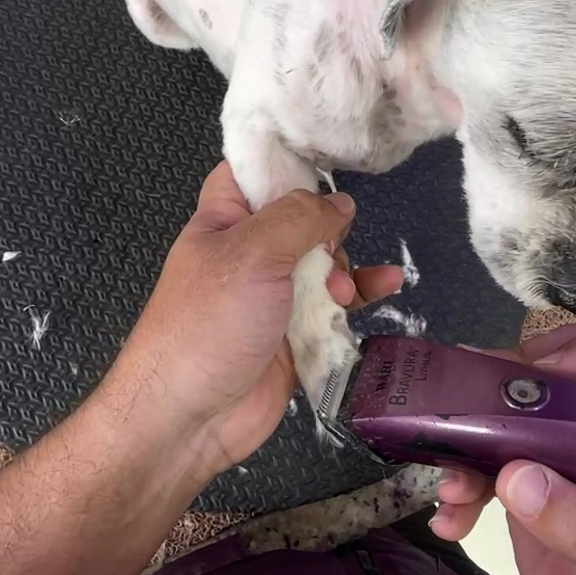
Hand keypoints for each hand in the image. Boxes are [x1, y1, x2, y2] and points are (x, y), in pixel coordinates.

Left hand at [102, 161, 402, 481]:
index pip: (252, 170)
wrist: (189, 418)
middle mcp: (249, 252)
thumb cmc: (208, 323)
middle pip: (301, 216)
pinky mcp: (295, 332)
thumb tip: (338, 203)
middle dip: (325, 227)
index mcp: (223, 220)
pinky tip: (386, 285)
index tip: (326, 156)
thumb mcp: (251, 253)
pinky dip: (360, 293)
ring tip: (338, 289)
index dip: (284, 160)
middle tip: (326, 251)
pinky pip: (336, 303)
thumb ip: (298, 218)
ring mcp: (273, 294)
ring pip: (323, 260)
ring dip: (344, 265)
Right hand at [431, 327, 575, 574]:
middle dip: (514, 382)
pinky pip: (486, 466)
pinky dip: (462, 487)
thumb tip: (517, 475)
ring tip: (451, 480)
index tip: (548, 374)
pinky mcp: (528, 493)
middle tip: (476, 398)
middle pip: (562, 376)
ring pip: (513, 415)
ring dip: (473, 437)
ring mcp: (565, 463)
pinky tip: (450, 519)